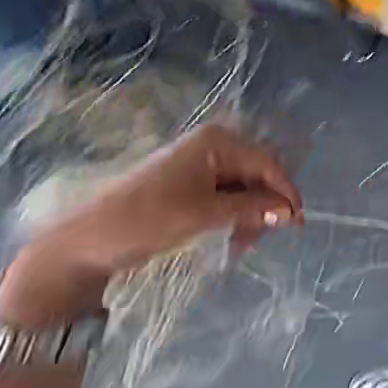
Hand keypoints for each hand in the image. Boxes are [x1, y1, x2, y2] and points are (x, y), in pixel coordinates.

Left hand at [0, 126, 302, 323]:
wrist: (89, 239)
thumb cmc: (147, 218)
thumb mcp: (204, 215)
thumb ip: (249, 209)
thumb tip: (289, 211)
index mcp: (216, 141)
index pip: (266, 161)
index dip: (285, 190)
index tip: (298, 224)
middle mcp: (210, 145)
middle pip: (255, 172)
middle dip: (264, 205)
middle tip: (257, 243)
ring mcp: (198, 164)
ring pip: (241, 186)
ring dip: (248, 215)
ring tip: (238, 247)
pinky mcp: (187, 184)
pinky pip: (223, 195)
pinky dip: (231, 216)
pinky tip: (227, 238)